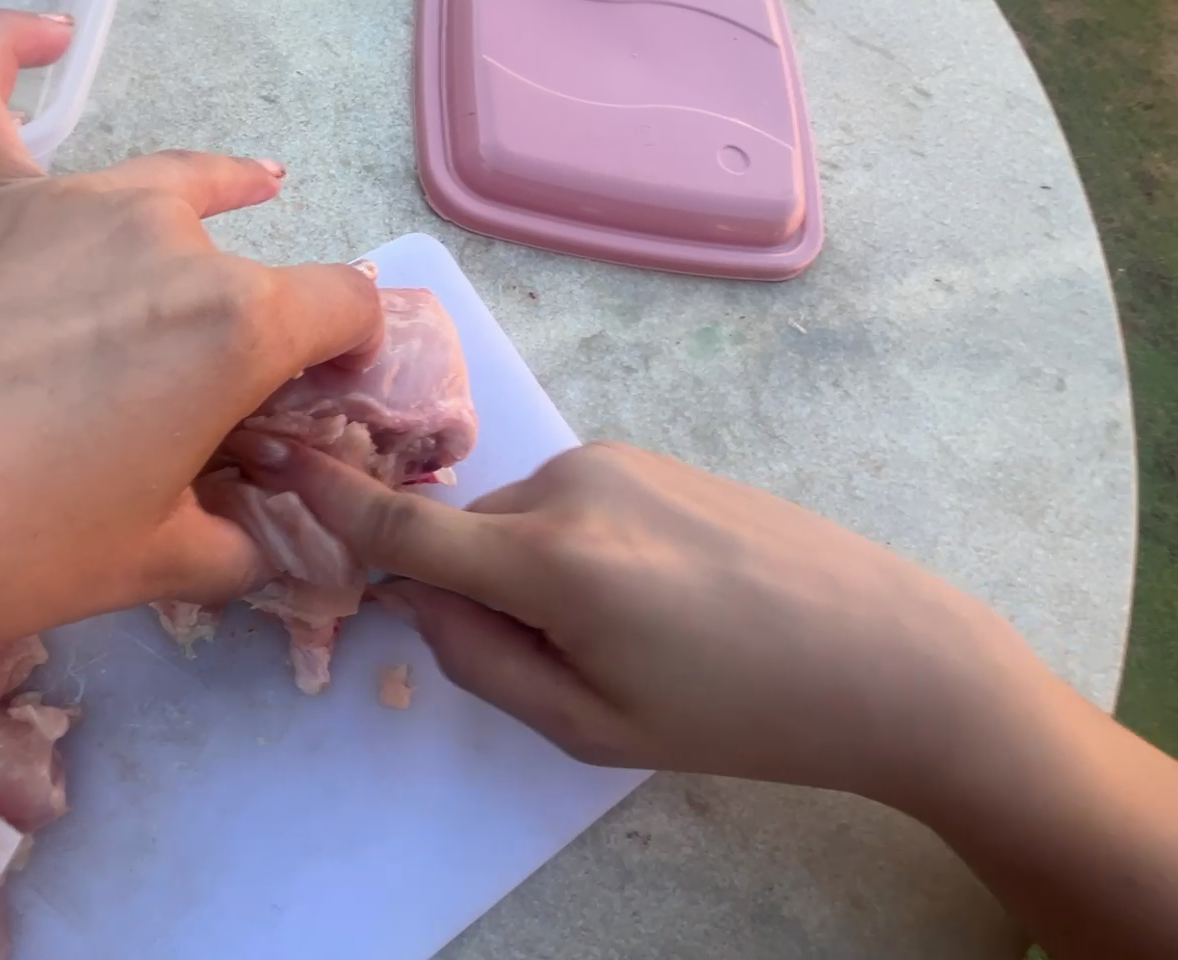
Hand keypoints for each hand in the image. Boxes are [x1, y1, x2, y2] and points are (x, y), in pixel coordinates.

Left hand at [0, 10, 381, 667]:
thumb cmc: (8, 549)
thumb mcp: (152, 565)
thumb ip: (233, 545)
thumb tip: (258, 541)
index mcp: (235, 327)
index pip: (348, 305)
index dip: (353, 351)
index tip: (325, 396)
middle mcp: (167, 241)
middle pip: (258, 265)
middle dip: (268, 325)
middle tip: (225, 396)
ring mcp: (66, 204)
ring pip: (169, 183)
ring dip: (215, 206)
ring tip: (242, 201)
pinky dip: (9, 49)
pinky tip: (45, 33)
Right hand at [226, 434, 1055, 805]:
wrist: (893, 655)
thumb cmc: (739, 715)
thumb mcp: (591, 726)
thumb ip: (478, 659)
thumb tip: (413, 597)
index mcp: (555, 563)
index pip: (409, 531)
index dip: (335, 501)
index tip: (284, 464)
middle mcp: (568, 484)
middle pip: (464, 535)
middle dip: (477, 586)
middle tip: (563, 649)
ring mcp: (606, 456)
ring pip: (510, 517)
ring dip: (526, 565)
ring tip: (627, 616)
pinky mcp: (637, 451)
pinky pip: (558, 498)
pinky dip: (564, 539)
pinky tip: (650, 578)